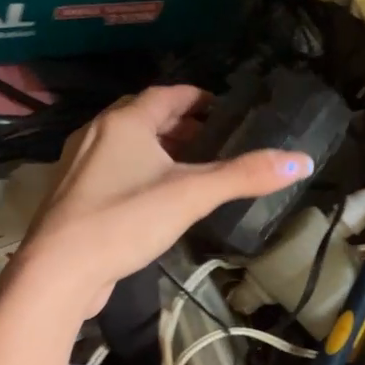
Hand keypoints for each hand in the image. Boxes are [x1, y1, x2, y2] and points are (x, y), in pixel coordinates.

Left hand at [14, 86, 311, 313]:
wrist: (61, 269)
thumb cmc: (126, 219)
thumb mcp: (193, 195)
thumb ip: (246, 176)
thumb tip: (303, 161)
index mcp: (125, 122)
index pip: (167, 95)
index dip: (199, 98)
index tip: (226, 109)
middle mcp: (98, 133)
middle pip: (146, 117)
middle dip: (182, 124)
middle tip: (217, 139)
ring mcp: (82, 165)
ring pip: (129, 145)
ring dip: (161, 148)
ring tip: (194, 166)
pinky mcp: (77, 196)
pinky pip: (116, 170)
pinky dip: (142, 171)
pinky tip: (159, 197)